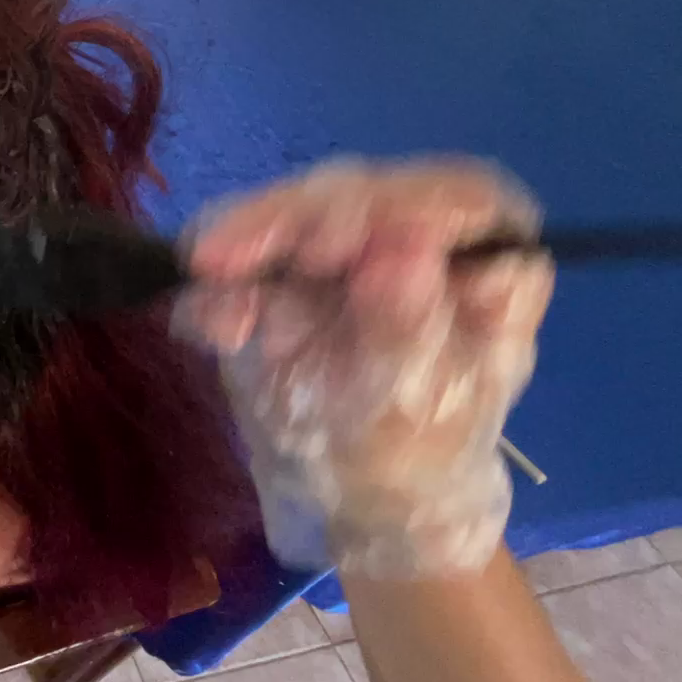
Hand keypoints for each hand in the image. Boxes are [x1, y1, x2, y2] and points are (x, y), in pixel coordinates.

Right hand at [176, 159, 554, 576]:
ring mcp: (338, 250)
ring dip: (238, 237)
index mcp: (478, 266)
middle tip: (227, 255)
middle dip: (286, 218)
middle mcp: (410, 241)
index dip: (397, 205)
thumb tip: (399, 246)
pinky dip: (215, 282)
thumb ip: (410, 325)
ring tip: (204, 272)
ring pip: (287, 211)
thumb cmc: (410, 452)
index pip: (456, 199)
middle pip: (353, 194)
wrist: (350, 487)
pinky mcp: (279, 267)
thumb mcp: (418, 404)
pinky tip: (212, 327)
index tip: (331, 246)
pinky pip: (237, 251)